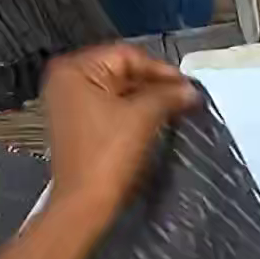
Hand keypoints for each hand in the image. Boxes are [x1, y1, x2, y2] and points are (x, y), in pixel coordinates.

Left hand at [41, 44, 198, 210]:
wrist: (86, 203)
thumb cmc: (108, 155)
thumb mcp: (142, 118)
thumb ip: (168, 96)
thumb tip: (191, 91)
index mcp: (75, 70)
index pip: (126, 56)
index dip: (161, 70)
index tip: (189, 86)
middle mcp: (68, 81)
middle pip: (122, 72)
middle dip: (156, 85)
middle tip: (187, 98)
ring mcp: (72, 105)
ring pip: (119, 92)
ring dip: (149, 100)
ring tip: (178, 109)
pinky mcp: (80, 126)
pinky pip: (112, 109)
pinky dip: (135, 113)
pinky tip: (158, 121)